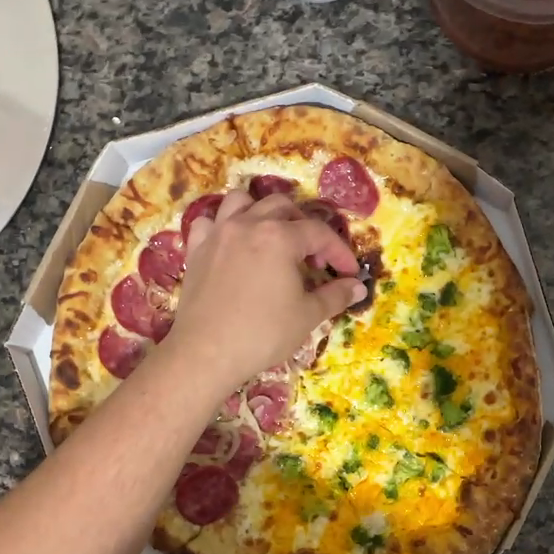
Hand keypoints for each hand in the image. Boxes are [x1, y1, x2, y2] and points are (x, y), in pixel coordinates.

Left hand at [163, 191, 365, 392]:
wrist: (208, 352)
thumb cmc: (263, 334)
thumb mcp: (307, 316)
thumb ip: (335, 296)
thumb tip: (358, 286)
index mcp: (279, 237)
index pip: (319, 233)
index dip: (339, 252)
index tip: (350, 274)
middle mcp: (247, 224)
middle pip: (282, 207)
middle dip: (304, 228)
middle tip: (313, 260)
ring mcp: (218, 233)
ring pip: (241, 202)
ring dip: (263, 213)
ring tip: (273, 238)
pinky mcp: (196, 249)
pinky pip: (209, 222)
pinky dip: (224, 226)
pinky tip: (233, 244)